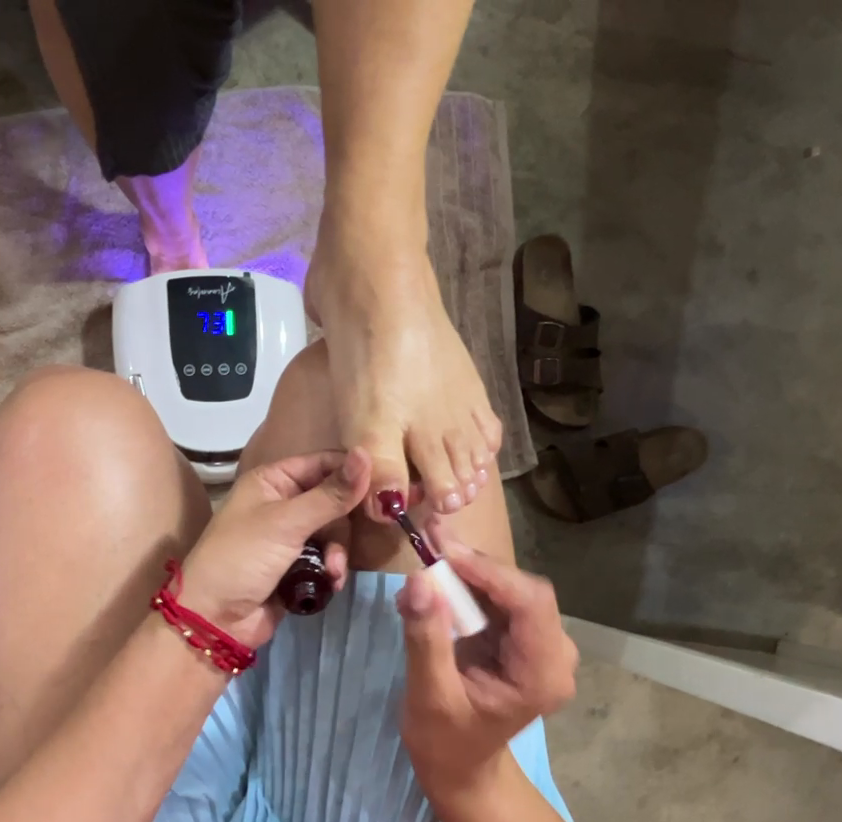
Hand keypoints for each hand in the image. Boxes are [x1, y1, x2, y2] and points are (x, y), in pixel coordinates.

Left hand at [179, 447, 371, 647]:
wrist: (215, 619)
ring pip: (333, 534)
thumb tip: (367, 454)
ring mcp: (289, 537)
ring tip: (333, 572)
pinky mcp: (295, 567)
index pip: (323, 464)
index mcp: (271, 480)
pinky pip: (326, 559)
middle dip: (344, 524)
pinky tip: (330, 584)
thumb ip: (330, 494)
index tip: (384, 488)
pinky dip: (331, 570)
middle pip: (333, 501)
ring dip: (337, 553)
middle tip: (359, 535)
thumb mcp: (287, 522)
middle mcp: (281, 503)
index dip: (352, 473)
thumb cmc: (242, 558)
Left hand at [305, 223, 502, 520]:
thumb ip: (382, 472)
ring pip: (470, 436)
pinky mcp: (444, 360)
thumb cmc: (371, 359)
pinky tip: (467, 427)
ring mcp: (454, 385)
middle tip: (441, 506)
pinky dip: (474, 424)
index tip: (424, 522)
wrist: (377, 280)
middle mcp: (453, 416)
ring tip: (459, 478)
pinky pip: (471, 404)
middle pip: (461, 464)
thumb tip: (392, 516)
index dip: (435, 507)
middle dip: (452, 489)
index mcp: (434, 436)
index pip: (445, 486)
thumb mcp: (368, 424)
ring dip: (465, 460)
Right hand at [395, 525, 577, 797]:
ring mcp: (540, 645)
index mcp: (542, 675)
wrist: (460, 768)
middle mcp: (554, 655)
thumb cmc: (446, 742)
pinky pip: (496, 599)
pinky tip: (435, 577)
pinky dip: (465, 585)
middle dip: (475, 565)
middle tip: (429, 539)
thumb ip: (426, 639)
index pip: (530, 604)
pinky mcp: (521, 639)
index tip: (443, 552)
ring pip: (508, 588)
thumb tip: (418, 581)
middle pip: (521, 590)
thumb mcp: (429, 696)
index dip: (490, 572)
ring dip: (467, 570)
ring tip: (428, 551)